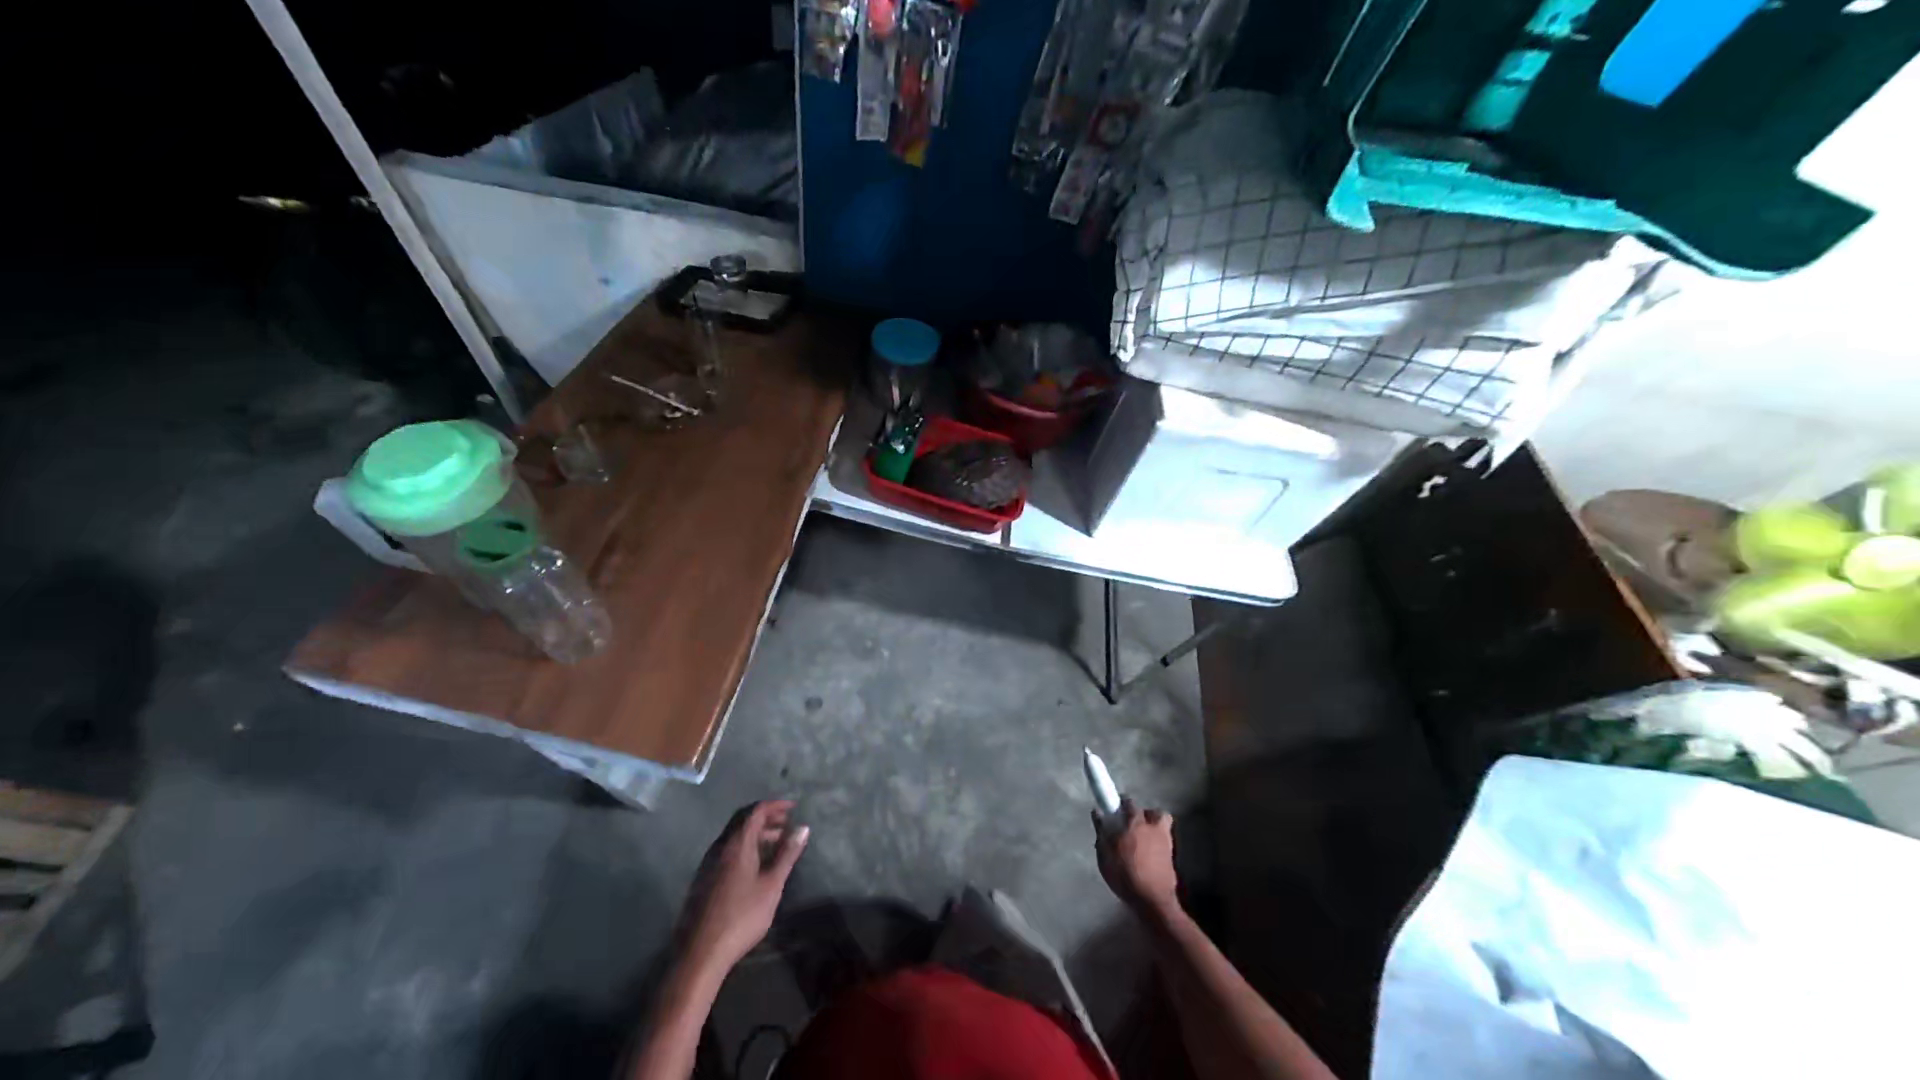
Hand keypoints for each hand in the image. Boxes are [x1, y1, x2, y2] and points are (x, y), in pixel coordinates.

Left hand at [678, 800, 809, 972]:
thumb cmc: (742, 916)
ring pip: (735, 837)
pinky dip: (746, 847)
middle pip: (743, 821)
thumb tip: (803, 828)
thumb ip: (787, 854)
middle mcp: (720, 847)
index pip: (755, 811)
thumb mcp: (772, 884)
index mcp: (736, 844)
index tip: (793, 807)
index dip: (775, 806)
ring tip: (777, 843)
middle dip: (766, 818)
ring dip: (756, 834)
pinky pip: (728, 851)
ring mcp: (709, 863)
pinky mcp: (705, 879)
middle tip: (787, 824)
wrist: (702, 952)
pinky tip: (757, 864)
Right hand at [1094, 797, 1178, 918]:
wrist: (1152, 899)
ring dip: (1154, 824)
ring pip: (1163, 823)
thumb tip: (1097, 812)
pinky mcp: (1172, 854)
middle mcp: (1153, 827)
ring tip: (1143, 836)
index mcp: (1135, 823)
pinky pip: (1165, 838)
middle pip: (1152, 811)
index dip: (1121, 803)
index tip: (1115, 808)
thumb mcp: (1105, 854)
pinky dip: (1158, 840)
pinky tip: (1148, 852)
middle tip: (1131, 824)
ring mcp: (1166, 840)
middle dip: (1142, 813)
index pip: (1129, 802)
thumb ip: (1102, 831)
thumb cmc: (1124, 875)